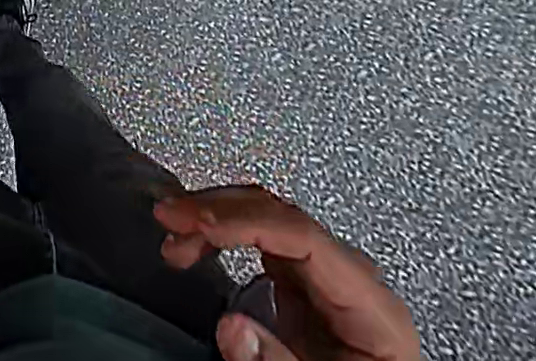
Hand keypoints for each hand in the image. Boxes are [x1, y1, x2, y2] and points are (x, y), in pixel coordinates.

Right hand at [154, 186, 420, 360]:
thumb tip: (229, 325)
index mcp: (366, 300)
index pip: (300, 233)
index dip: (246, 220)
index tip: (197, 222)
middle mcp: (347, 274)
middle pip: (278, 216)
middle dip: (217, 209)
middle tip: (169, 218)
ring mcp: (325, 274)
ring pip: (264, 218)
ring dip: (213, 217)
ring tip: (173, 233)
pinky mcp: (306, 284)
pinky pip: (260, 240)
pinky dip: (223, 236)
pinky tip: (198, 243)